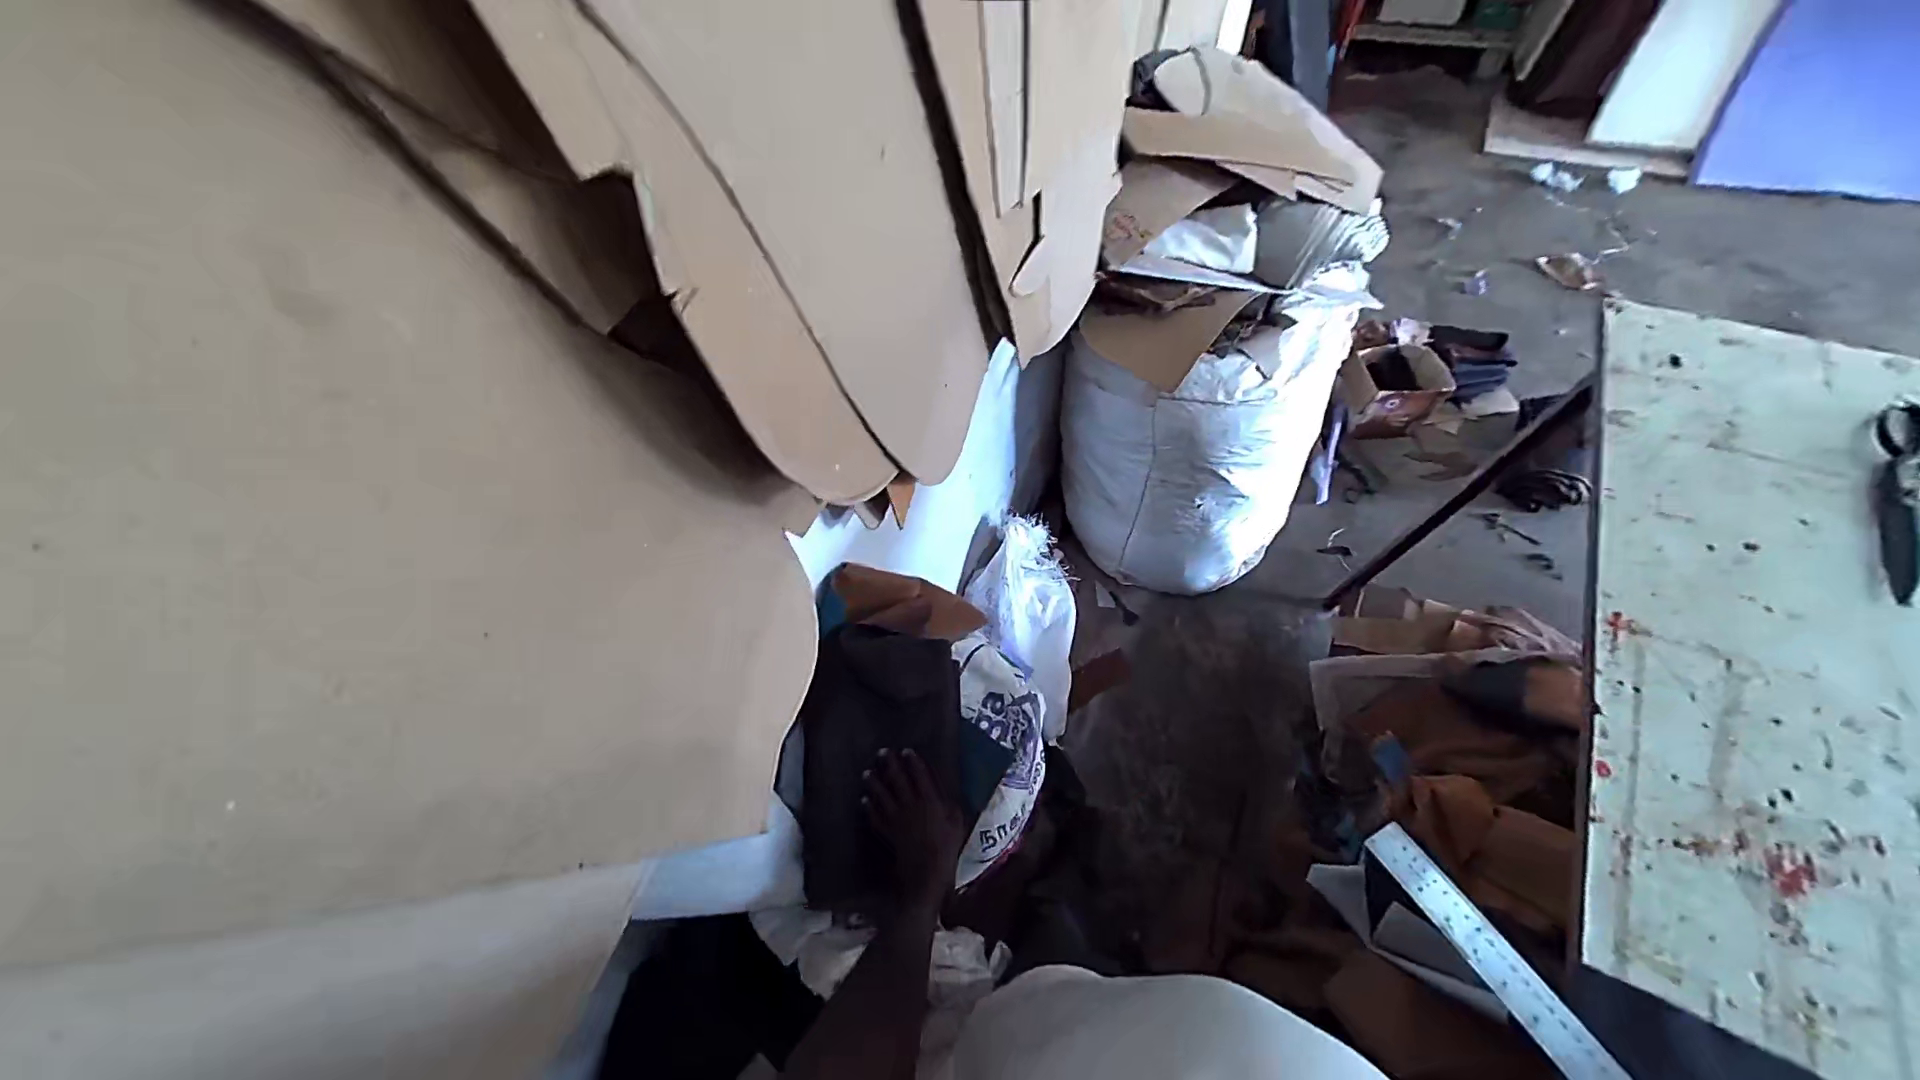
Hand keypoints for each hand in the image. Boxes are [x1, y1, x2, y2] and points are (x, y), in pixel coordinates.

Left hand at [862, 748, 964, 914]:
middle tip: (882, 752)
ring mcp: (896, 818)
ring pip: (882, 796)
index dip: (913, 761)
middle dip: (890, 765)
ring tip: (867, 773)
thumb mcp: (957, 820)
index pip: (920, 775)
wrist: (927, 872)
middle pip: (898, 780)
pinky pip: (875, 817)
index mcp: (929, 800)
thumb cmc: (948, 846)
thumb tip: (945, 790)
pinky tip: (864, 800)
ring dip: (874, 783)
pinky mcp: (888, 832)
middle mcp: (910, 804)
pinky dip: (869, 808)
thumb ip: (950, 802)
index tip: (906, 750)